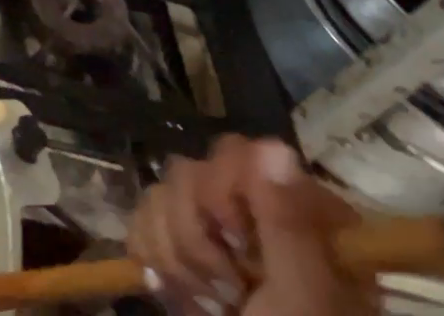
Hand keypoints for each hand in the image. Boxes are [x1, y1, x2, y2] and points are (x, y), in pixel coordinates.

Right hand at [126, 135, 376, 315]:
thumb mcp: (303, 301)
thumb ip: (288, 225)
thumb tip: (272, 145)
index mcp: (300, 213)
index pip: (238, 154)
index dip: (223, 192)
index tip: (239, 246)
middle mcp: (254, 209)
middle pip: (190, 173)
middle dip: (195, 235)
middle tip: (228, 289)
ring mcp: (212, 229)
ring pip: (158, 196)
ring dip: (175, 256)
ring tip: (207, 302)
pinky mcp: (176, 246)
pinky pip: (140, 220)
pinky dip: (151, 257)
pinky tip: (175, 292)